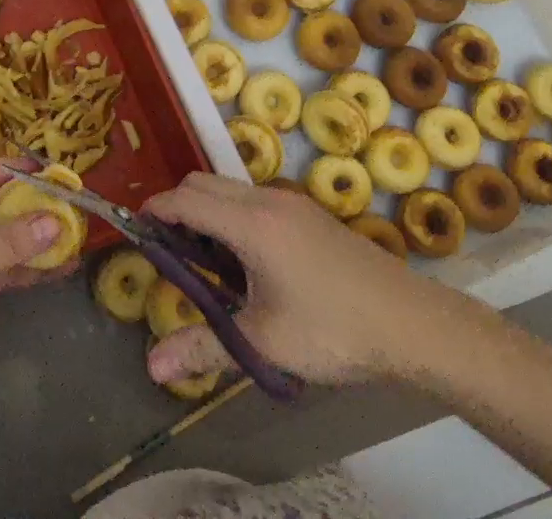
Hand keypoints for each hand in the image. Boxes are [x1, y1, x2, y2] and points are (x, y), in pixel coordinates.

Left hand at [0, 160, 64, 416]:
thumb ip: (7, 243)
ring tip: (77, 236)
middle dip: (30, 206)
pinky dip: (26, 267)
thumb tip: (56, 221)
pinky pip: (0, 267)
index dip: (16, 171)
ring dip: (33, 239)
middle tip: (75, 206)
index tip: (58, 172)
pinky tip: (60, 267)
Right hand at [143, 173, 465, 387]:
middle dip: (177, 207)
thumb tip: (152, 368)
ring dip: (207, 211)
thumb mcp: (264, 342)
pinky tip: (247, 264)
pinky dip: (233, 215)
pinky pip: (255, 200)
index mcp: (251, 224)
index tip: (134, 231)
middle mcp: (268, 202)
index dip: (154, 211)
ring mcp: (294, 205)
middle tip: (168, 252)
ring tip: (205, 263)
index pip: (185, 199)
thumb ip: (204, 348)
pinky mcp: (312, 217)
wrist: (417, 326)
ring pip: (231, 189)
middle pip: (203, 182)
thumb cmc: (335, 331)